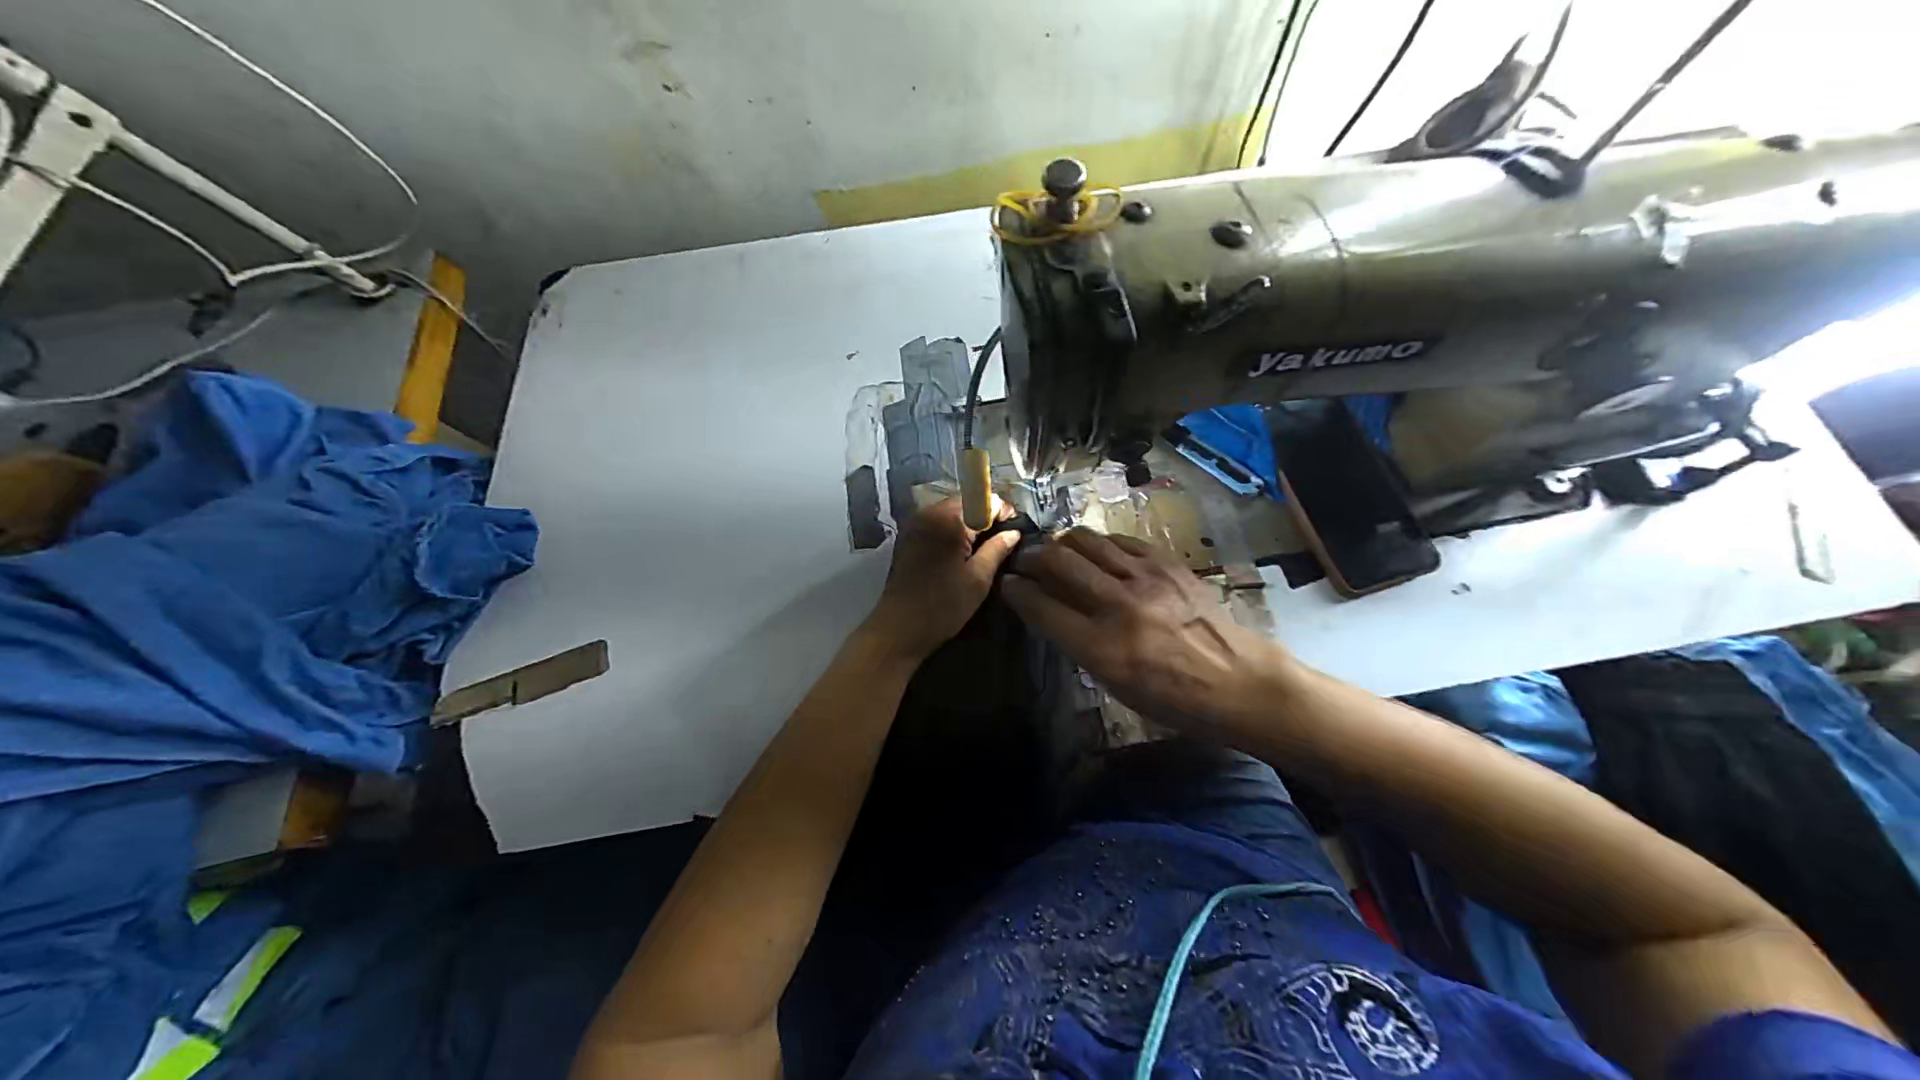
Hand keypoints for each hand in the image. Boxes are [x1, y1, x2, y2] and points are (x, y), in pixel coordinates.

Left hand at [863, 497, 1022, 660]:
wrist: (899, 628)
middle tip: (1003, 539)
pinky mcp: (908, 536)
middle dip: (986, 516)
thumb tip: (1014, 532)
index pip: (984, 501)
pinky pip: (937, 522)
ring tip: (985, 546)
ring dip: (969, 523)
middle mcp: (929, 513)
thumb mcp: (979, 579)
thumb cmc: (943, 606)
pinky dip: (952, 530)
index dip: (1004, 512)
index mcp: (948, 520)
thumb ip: (998, 549)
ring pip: (951, 512)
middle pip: (966, 503)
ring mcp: (915, 524)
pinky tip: (961, 550)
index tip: (1016, 530)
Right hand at [1001, 528, 1295, 731]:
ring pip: (1087, 541)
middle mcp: (1119, 605)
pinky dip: (1101, 544)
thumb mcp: (1116, 686)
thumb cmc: (1175, 700)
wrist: (1239, 683)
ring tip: (1056, 550)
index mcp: (1102, 647)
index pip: (1042, 607)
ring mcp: (1146, 579)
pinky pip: (1121, 541)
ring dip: (1063, 543)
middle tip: (1025, 562)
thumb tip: (1054, 613)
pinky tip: (1097, 552)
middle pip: (1058, 562)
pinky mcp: (1168, 564)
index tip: (1009, 585)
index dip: (1017, 592)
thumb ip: (1080, 647)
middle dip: (1032, 558)